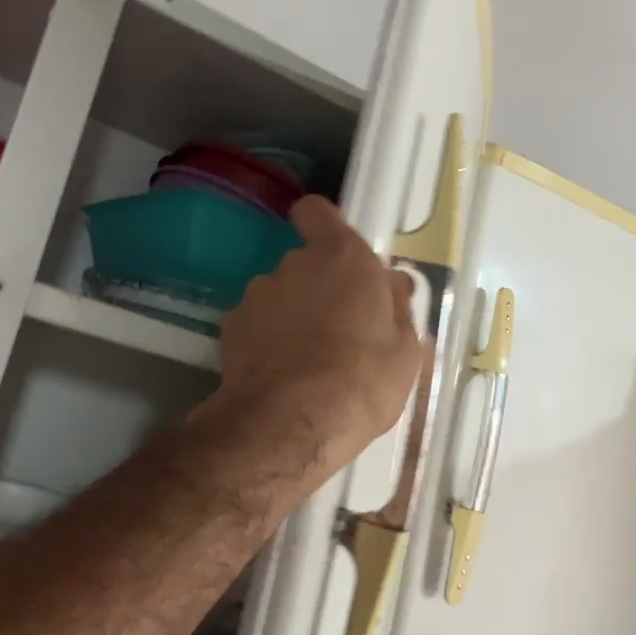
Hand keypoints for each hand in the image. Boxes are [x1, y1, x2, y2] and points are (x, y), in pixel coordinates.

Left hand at [217, 196, 424, 472]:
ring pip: (278, 295)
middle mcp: (294, 264)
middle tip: (340, 329)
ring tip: (307, 361)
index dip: (322, 224)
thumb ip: (396, 307)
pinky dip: (265, 340)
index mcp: (341, 257)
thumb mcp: (404, 350)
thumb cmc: (363, 379)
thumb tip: (392, 283)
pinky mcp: (231, 326)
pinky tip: (279, 375)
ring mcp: (257, 294)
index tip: (335, 251)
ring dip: (290, 315)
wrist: (291, 422)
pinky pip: (255, 324)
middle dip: (318, 287)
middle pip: (304, 263)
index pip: (316, 212)